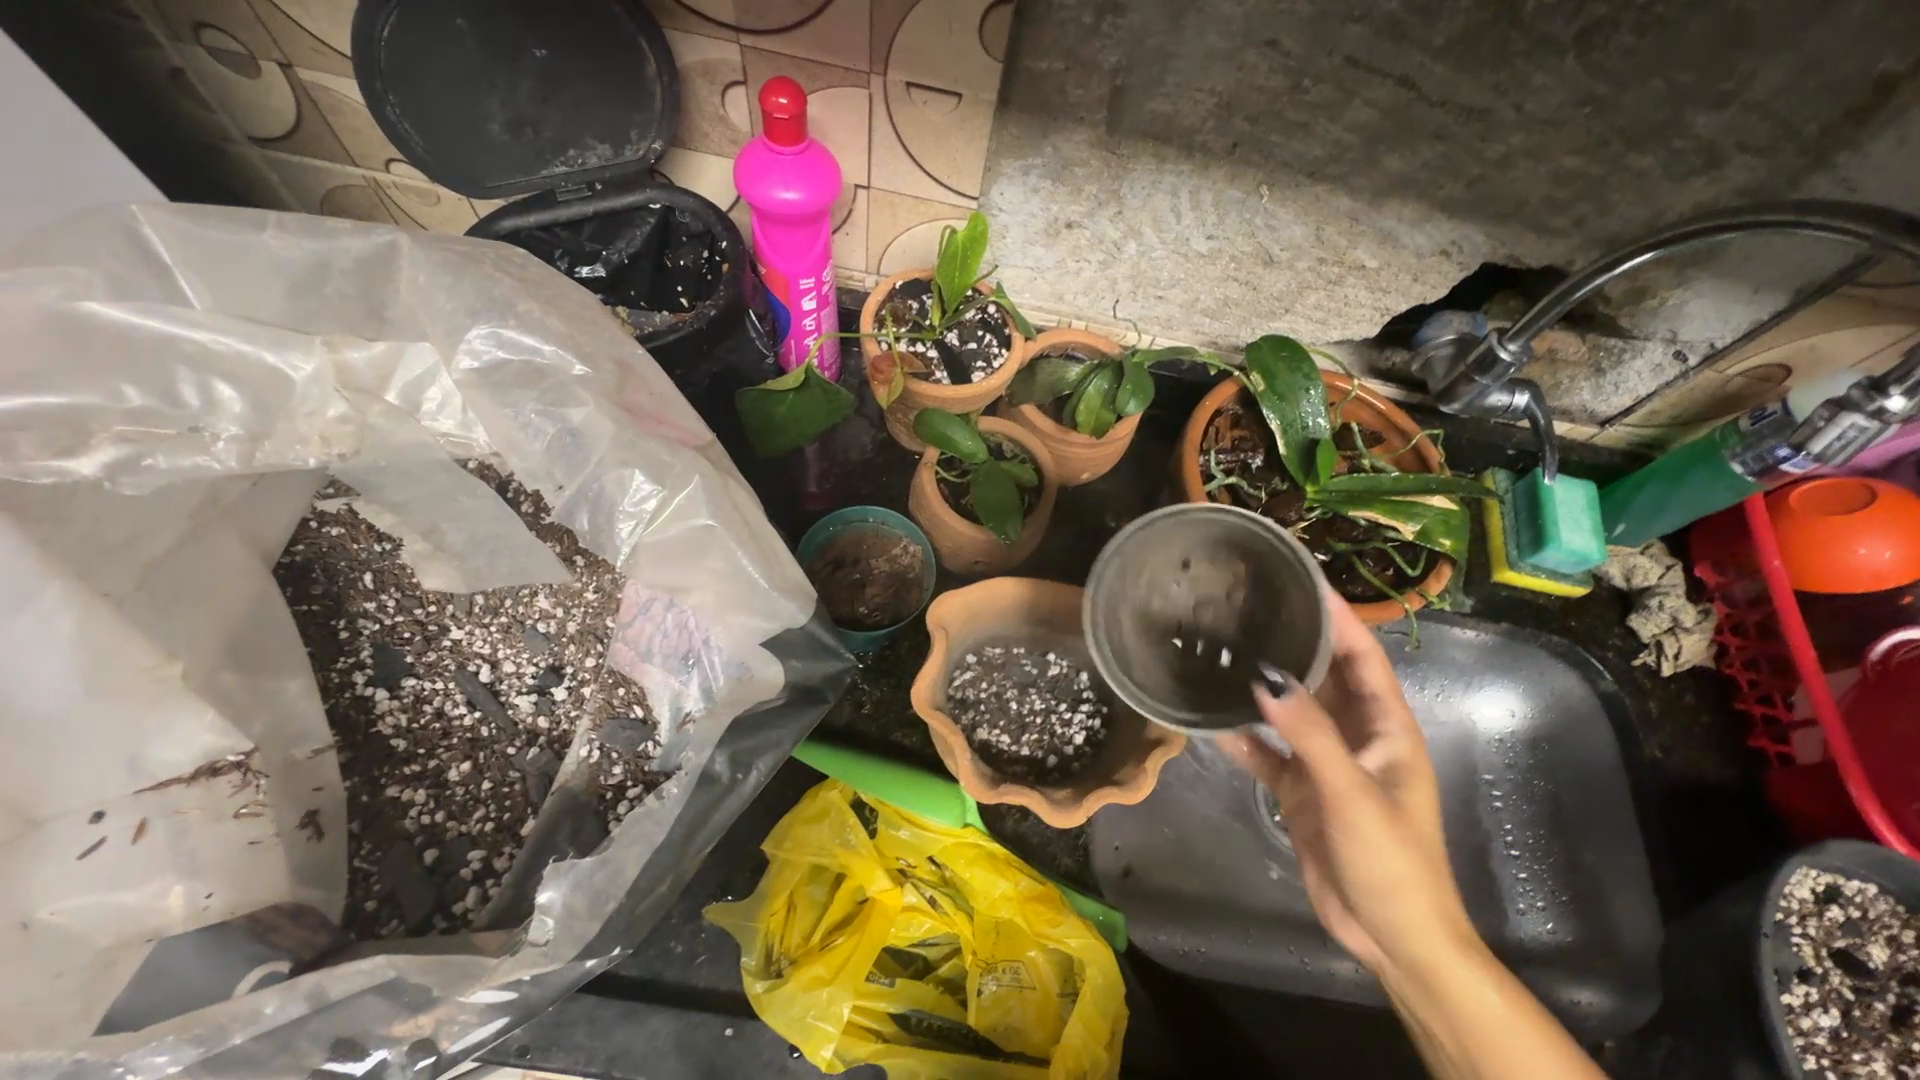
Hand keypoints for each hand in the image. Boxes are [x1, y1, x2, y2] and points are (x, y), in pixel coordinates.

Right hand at [1221, 593, 1480, 982]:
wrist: (1391, 937)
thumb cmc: (1391, 860)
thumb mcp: (1351, 792)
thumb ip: (1309, 733)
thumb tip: (1265, 675)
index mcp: (1388, 729)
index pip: (1364, 658)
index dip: (1340, 617)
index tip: (1304, 579)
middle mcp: (1357, 737)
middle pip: (1323, 678)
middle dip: (1293, 644)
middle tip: (1248, 608)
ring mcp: (1327, 765)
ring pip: (1291, 714)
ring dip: (1263, 690)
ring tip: (1222, 653)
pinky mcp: (1302, 793)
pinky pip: (1269, 755)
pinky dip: (1244, 741)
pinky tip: (1211, 723)